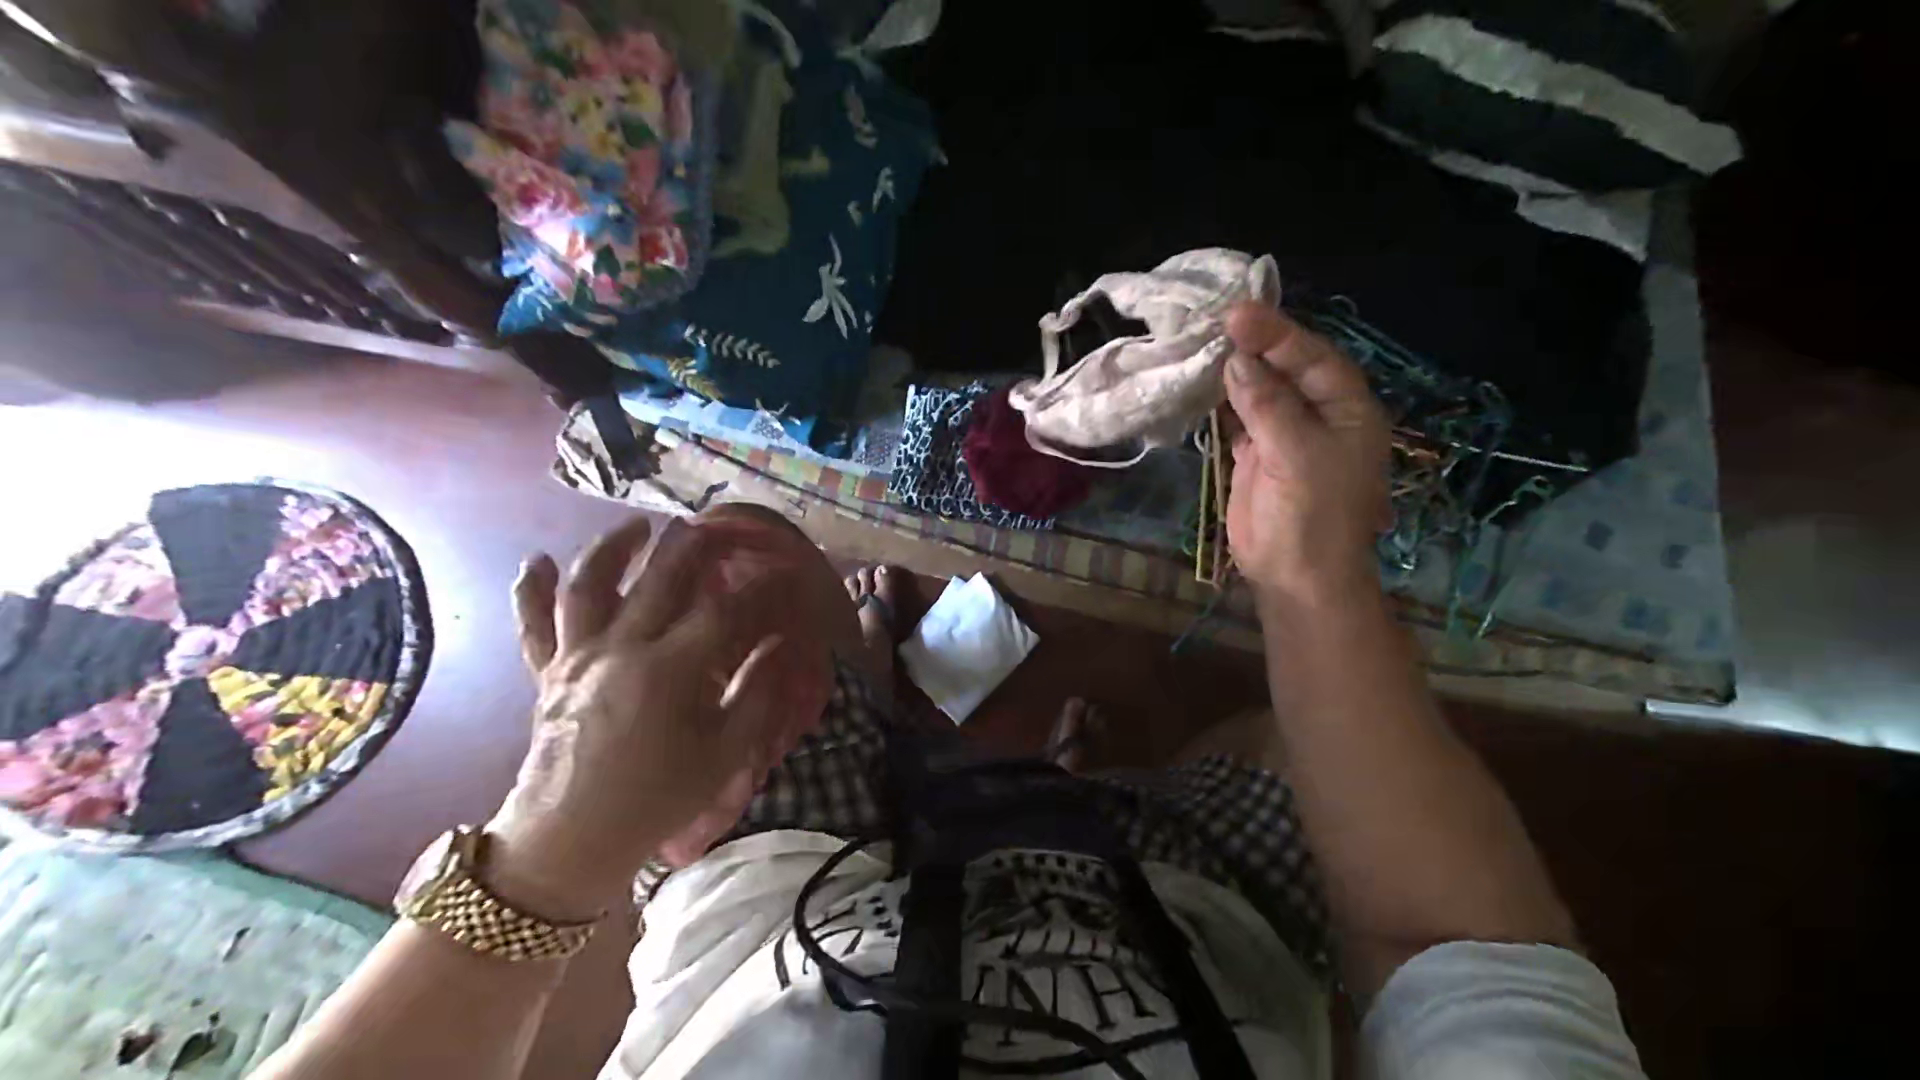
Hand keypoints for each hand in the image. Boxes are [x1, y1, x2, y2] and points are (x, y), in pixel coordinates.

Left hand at [482, 517, 793, 919]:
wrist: (568, 845)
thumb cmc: (656, 800)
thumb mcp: (723, 755)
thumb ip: (755, 694)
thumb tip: (780, 645)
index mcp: (670, 671)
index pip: (724, 610)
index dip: (759, 587)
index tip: (785, 571)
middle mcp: (621, 649)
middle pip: (658, 579)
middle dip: (691, 545)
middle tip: (713, 526)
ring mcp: (578, 658)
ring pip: (591, 585)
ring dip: (614, 548)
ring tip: (637, 526)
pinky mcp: (547, 674)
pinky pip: (534, 624)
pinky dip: (532, 590)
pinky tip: (538, 560)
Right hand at [1221, 303, 1390, 608]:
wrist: (1295, 576)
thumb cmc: (1313, 517)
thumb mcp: (1298, 455)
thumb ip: (1268, 406)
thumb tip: (1235, 362)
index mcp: (1346, 409)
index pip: (1313, 358)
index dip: (1277, 335)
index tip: (1237, 315)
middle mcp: (1318, 414)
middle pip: (1285, 368)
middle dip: (1253, 346)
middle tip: (1213, 320)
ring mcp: (1284, 434)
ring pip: (1258, 391)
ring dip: (1232, 371)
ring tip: (1200, 345)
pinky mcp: (1255, 455)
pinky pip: (1237, 418)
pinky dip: (1219, 402)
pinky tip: (1199, 384)